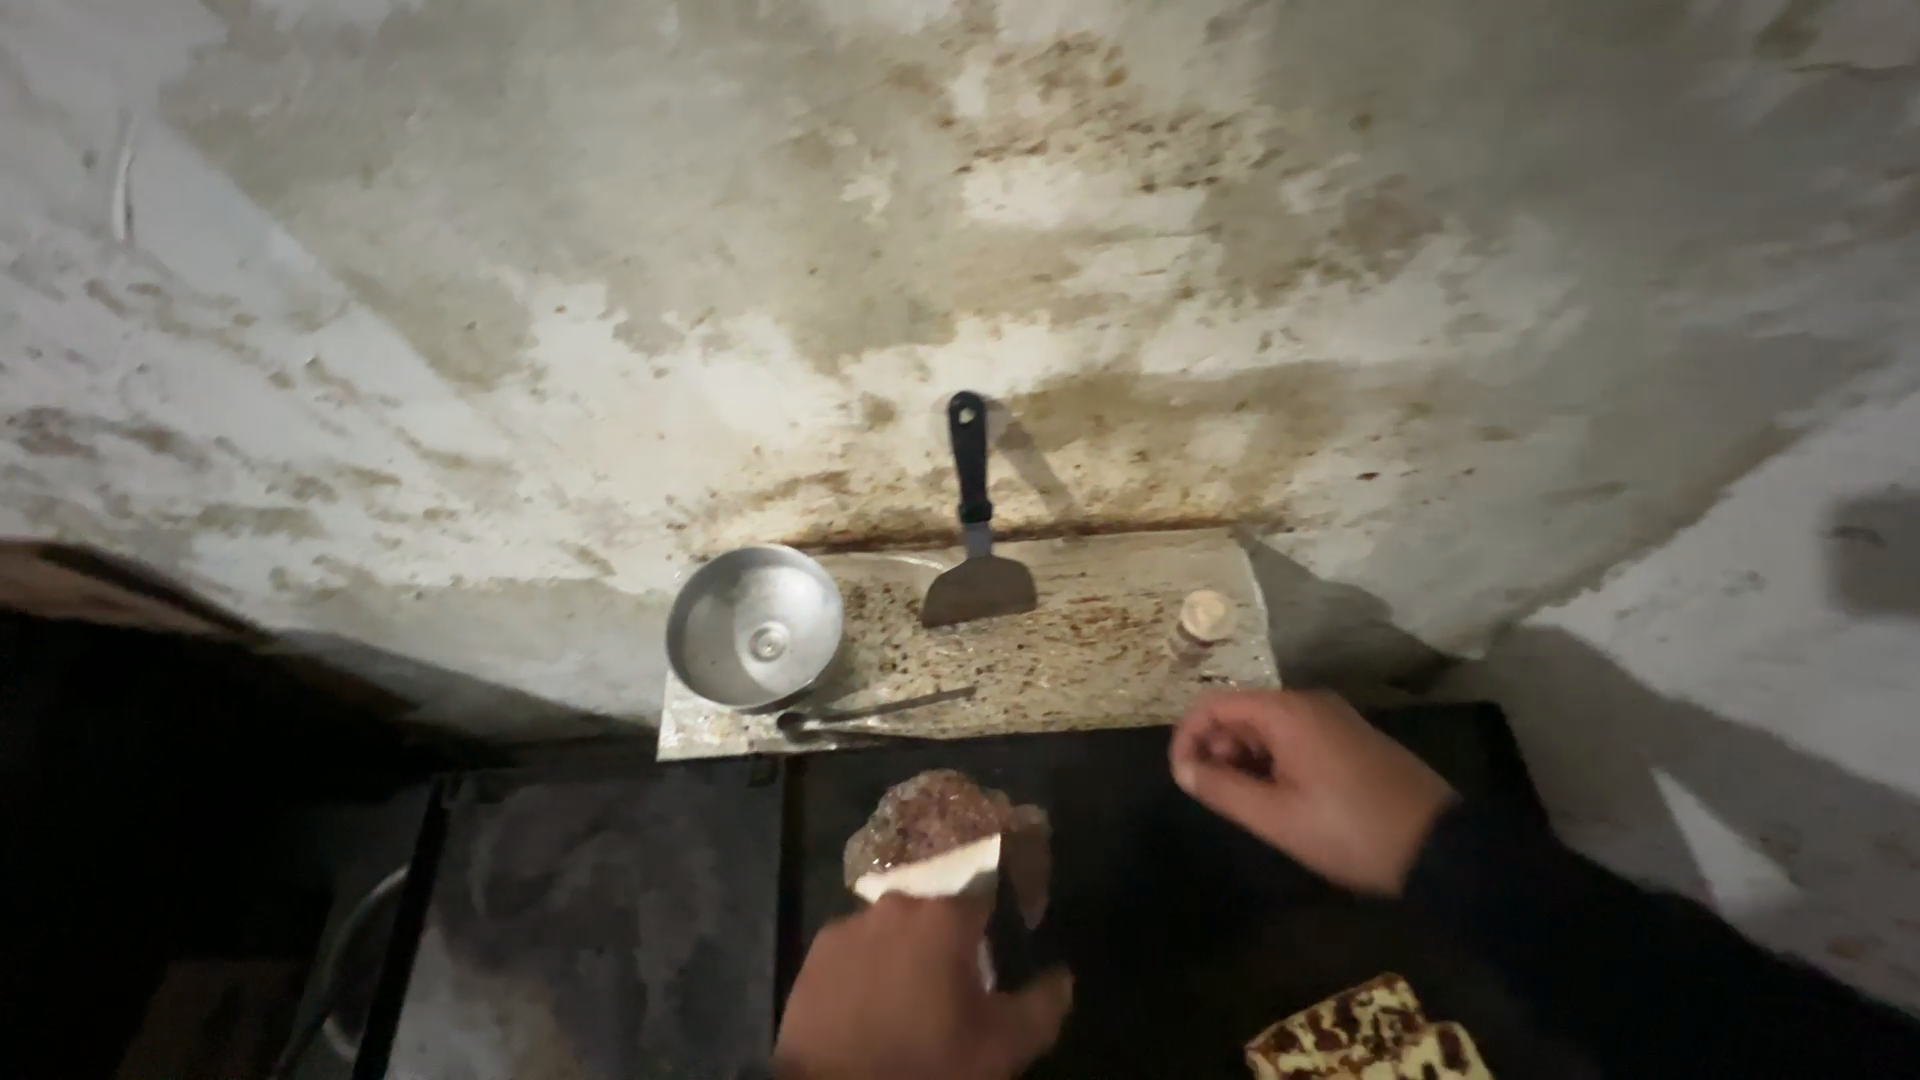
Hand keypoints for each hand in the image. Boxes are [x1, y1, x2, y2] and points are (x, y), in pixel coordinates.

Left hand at [774, 894, 1072, 1079]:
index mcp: (946, 916)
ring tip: (907, 999)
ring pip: (895, 929)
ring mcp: (853, 922)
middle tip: (951, 989)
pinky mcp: (819, 948)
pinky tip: (870, 1003)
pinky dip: (868, 966)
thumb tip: (1063, 975)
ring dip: (906, 952)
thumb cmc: (924, 1064)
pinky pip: (858, 947)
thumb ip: (1042, 1006)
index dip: (996, 927)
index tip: (998, 956)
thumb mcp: (999, 1048)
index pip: (986, 899)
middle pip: (937, 915)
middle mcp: (899, 901)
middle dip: (948, 944)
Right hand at [1170, 689, 1456, 895]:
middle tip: (1211, 792)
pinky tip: (1276, 795)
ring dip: (1243, 757)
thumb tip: (1184, 769)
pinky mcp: (1351, 738)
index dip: (1187, 737)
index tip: (1180, 776)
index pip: (1214, 705)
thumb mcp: (1276, 817)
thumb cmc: (1350, 830)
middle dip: (1216, 748)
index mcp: (1287, 711)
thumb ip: (1221, 788)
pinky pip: (1294, 736)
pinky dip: (1272, 759)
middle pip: (1241, 711)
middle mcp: (1309, 702)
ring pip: (1267, 726)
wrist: (1446, 851)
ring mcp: (1334, 718)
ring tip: (1241, 800)